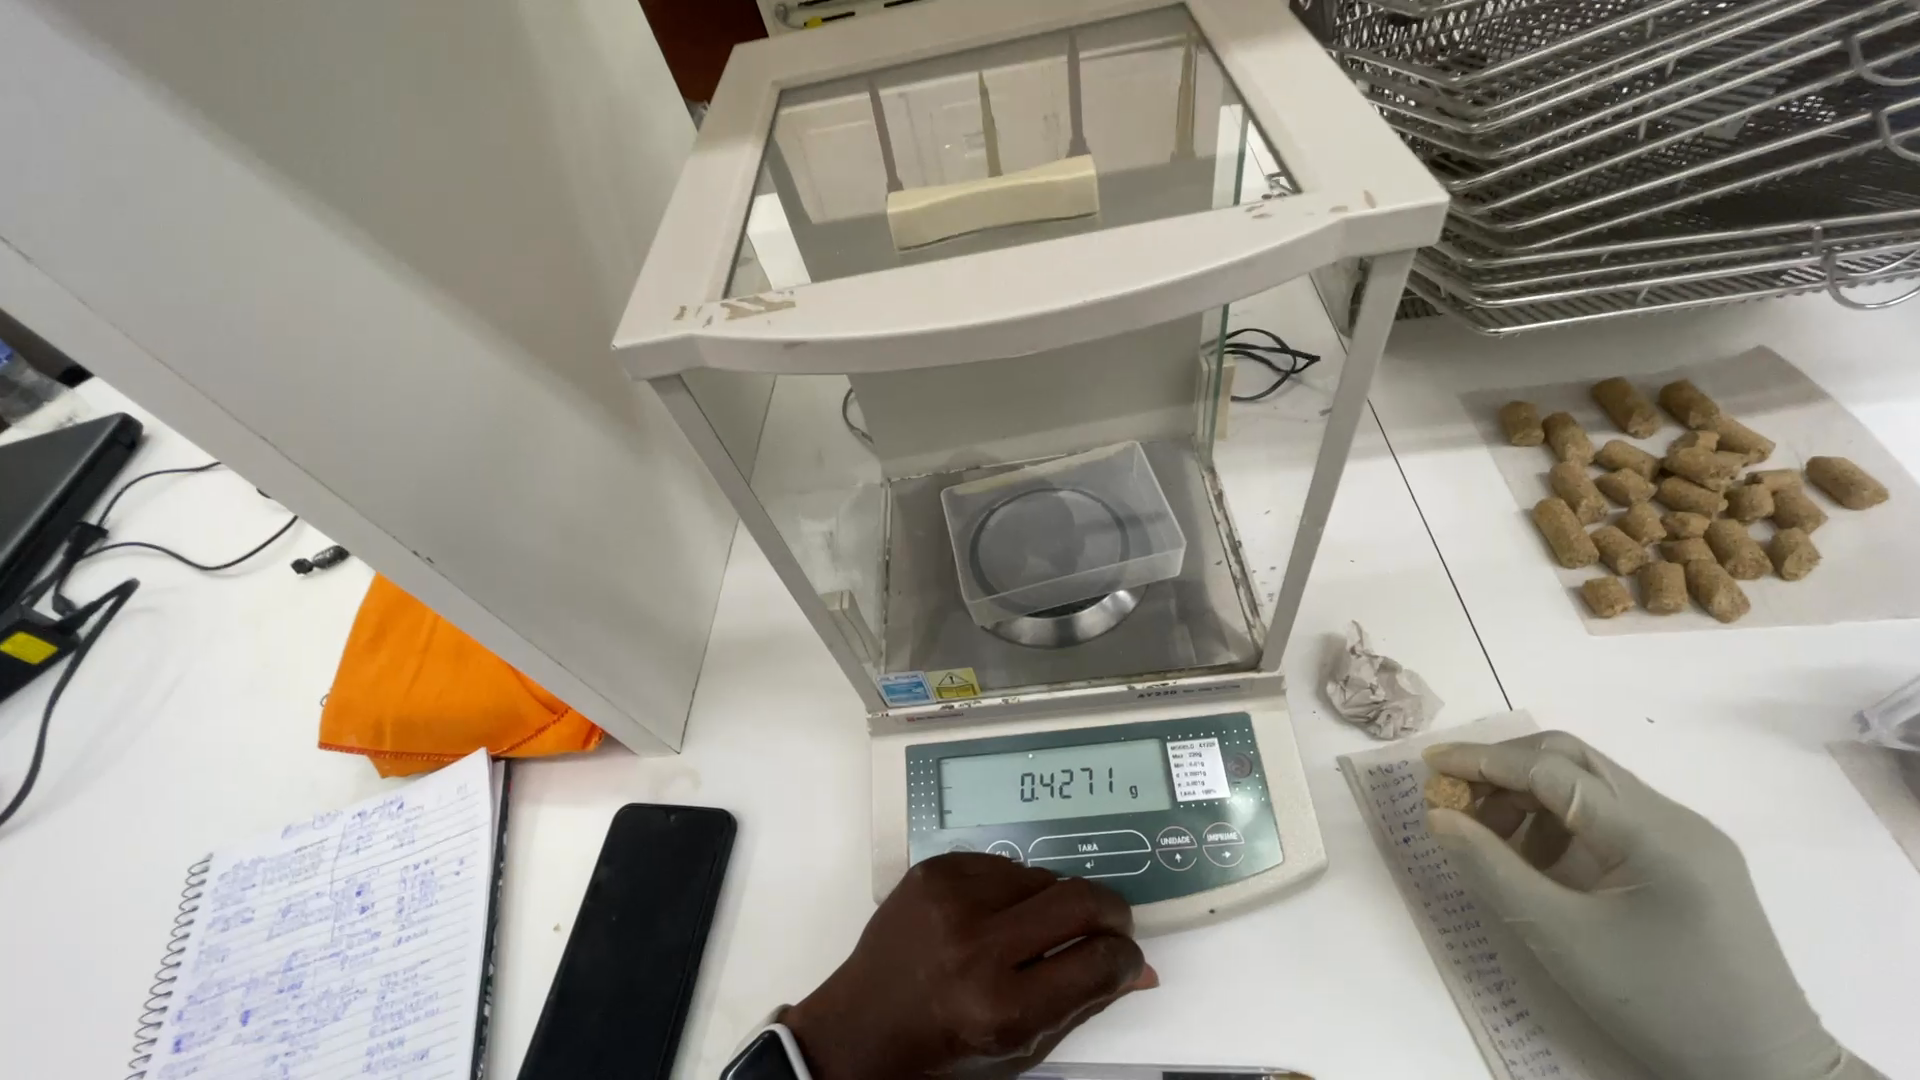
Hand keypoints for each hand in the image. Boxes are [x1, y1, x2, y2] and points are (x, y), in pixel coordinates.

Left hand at [783, 853, 1155, 1079]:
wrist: (862, 1024)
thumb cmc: (946, 1045)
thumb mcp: (1018, 1044)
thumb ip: (1082, 1001)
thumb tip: (1140, 969)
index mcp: (999, 1005)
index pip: (1095, 962)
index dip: (1125, 957)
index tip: (1127, 955)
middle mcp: (975, 944)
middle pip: (1078, 901)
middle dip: (1111, 911)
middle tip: (1113, 923)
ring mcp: (951, 897)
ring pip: (1042, 875)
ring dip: (1054, 900)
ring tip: (1036, 926)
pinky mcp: (934, 869)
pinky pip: (1002, 863)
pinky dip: (1012, 886)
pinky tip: (995, 911)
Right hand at [1425, 732, 1881, 1079]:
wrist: (1765, 1074)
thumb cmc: (1657, 1003)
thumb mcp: (1559, 936)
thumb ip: (1491, 867)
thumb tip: (1437, 815)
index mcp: (1655, 834)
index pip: (1551, 769)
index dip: (1483, 761)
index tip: (1428, 764)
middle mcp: (1676, 819)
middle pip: (1572, 760)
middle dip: (1504, 769)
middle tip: (1455, 795)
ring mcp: (1687, 838)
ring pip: (1588, 783)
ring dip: (1528, 795)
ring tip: (1491, 835)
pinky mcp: (1687, 859)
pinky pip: (1608, 814)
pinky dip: (1558, 819)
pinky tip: (1538, 857)